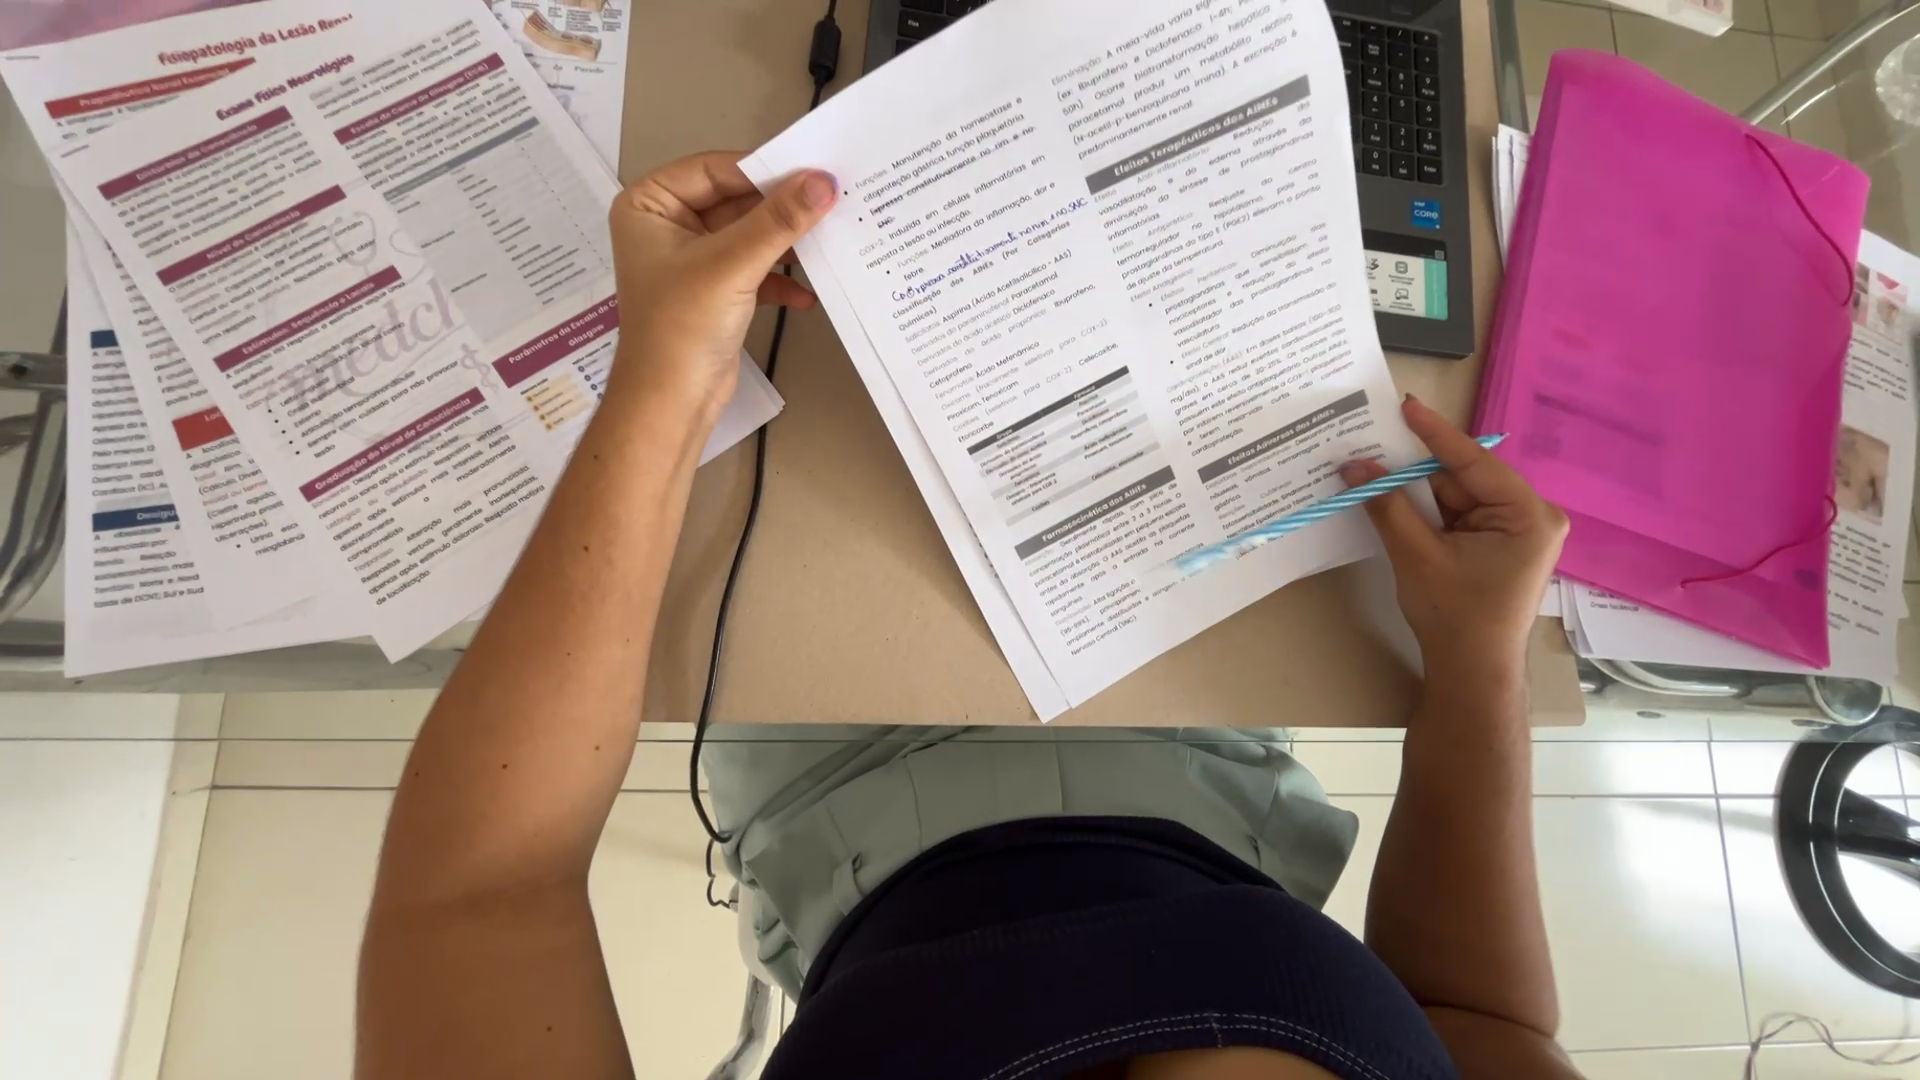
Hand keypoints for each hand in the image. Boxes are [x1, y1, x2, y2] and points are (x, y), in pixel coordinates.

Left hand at [606, 152, 837, 418]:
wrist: (672, 400)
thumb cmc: (681, 327)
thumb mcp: (732, 264)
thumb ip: (778, 221)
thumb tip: (821, 182)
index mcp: (651, 205)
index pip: (715, 170)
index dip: (762, 170)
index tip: (810, 171)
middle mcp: (668, 228)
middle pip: (736, 202)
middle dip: (780, 211)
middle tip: (828, 204)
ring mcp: (694, 263)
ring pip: (750, 238)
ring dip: (785, 246)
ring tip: (826, 244)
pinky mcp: (716, 294)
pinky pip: (754, 274)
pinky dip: (780, 283)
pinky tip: (806, 296)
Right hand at [1340, 396, 1567, 684]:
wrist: (1470, 670)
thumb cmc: (1454, 614)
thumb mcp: (1417, 555)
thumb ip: (1387, 506)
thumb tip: (1355, 467)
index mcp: (1527, 515)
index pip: (1474, 462)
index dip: (1435, 434)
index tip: (1405, 405)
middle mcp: (1527, 517)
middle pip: (1460, 479)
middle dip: (1415, 468)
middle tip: (1373, 444)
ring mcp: (1509, 533)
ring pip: (1451, 498)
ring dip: (1412, 492)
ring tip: (1370, 473)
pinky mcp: (1490, 547)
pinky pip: (1451, 516)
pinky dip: (1420, 511)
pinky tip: (1388, 502)